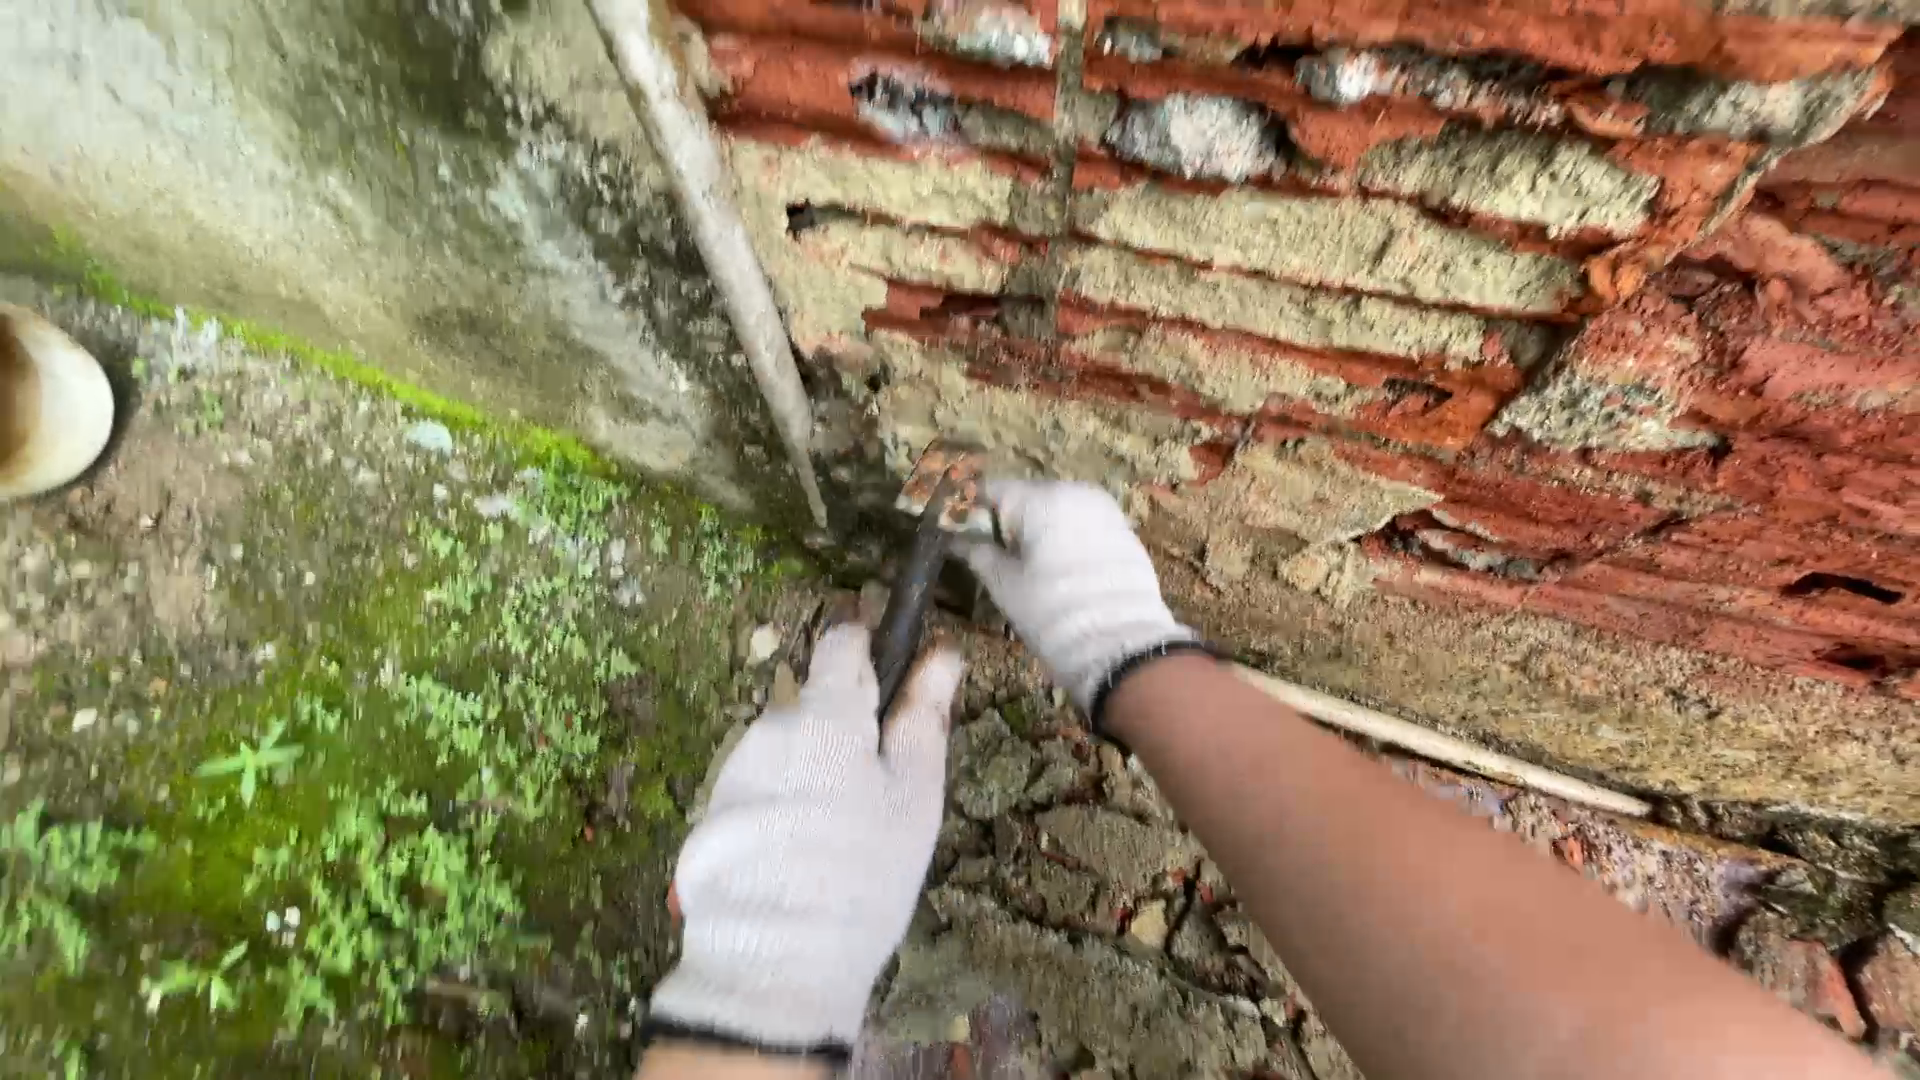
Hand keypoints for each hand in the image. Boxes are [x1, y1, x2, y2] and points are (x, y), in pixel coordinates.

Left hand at [647, 624, 962, 1051]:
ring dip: (810, 767)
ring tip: (832, 832)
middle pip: (815, 701)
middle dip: (842, 727)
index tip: (888, 684)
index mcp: (827, 712)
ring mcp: (735, 767)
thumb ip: (924, 717)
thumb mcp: (913, 795)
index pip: (842, 641)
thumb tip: (945, 654)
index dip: (868, 649)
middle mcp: (773, 725)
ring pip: (787, 746)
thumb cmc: (864, 869)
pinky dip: (780, 801)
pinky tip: (796, 852)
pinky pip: (759, 784)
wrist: (773, 964)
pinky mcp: (712, 810)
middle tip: (871, 790)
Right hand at [961, 479, 1194, 708]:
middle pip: (1026, 497)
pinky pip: (1082, 526)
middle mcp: (1074, 491)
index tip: (957, 533)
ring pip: (1056, 511)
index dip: (969, 510)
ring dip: (1037, 530)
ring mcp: (1104, 510)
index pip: (990, 489)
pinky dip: (1065, 540)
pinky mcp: (1123, 531)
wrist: (1121, 645)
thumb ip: (977, 552)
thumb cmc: (1051, 610)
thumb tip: (955, 539)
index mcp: (1040, 497)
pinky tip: (1060, 571)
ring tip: (1028, 567)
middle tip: (992, 556)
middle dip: (1006, 521)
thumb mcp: (1003, 584)